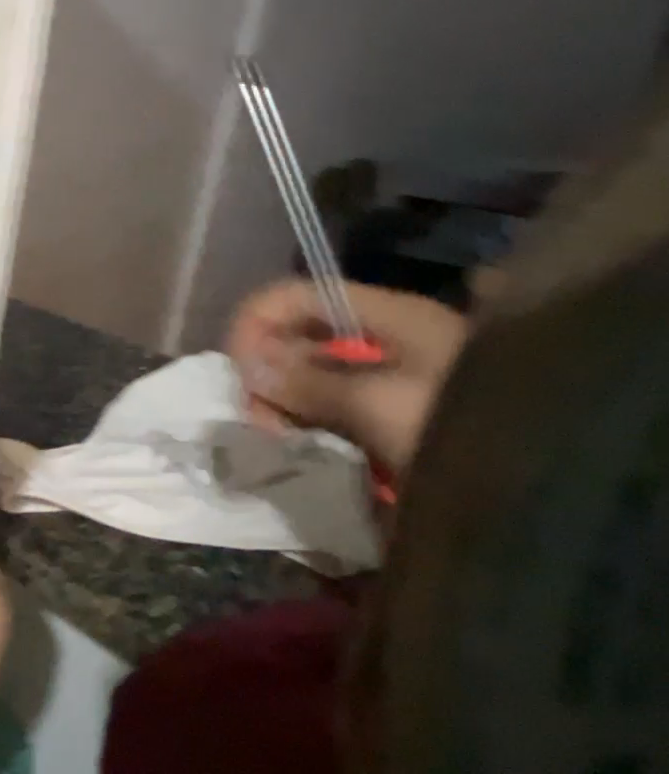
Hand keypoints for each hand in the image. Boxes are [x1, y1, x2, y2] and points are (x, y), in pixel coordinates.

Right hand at [228, 279, 466, 479]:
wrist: (549, 496)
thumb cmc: (459, 431)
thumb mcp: (376, 404)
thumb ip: (304, 382)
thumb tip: (246, 366)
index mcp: (392, 316)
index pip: (296, 294)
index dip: (256, 324)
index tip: (241, 375)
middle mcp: (389, 337)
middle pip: (300, 333)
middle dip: (268, 371)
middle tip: (262, 420)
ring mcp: (394, 376)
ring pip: (310, 372)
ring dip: (285, 401)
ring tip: (282, 438)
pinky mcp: (395, 414)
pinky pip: (331, 404)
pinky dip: (308, 420)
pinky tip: (304, 444)